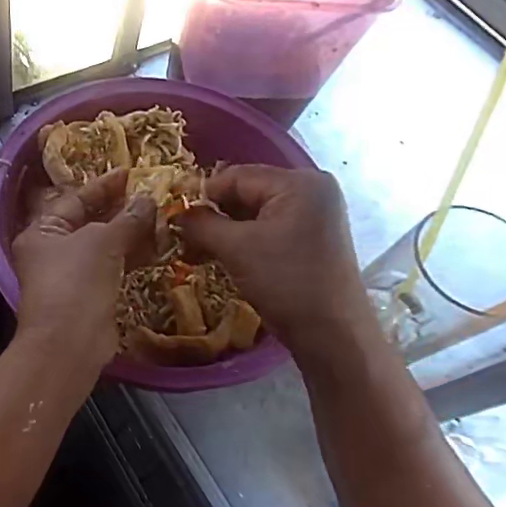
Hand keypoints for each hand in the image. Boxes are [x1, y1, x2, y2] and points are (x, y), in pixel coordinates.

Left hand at [11, 170, 155, 369]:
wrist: (69, 342)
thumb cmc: (75, 282)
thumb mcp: (101, 241)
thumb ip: (127, 218)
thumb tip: (148, 200)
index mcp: (41, 232)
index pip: (74, 199)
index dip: (103, 185)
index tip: (131, 172)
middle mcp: (52, 251)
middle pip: (88, 221)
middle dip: (121, 208)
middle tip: (153, 191)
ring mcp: (71, 275)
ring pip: (103, 245)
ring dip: (131, 231)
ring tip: (163, 214)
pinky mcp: (89, 295)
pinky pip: (112, 267)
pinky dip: (132, 256)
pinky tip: (158, 244)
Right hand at [177, 165, 369, 348]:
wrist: (331, 330)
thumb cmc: (285, 281)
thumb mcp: (235, 248)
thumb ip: (201, 224)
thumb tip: (176, 213)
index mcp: (299, 183)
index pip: (236, 176)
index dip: (202, 195)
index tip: (174, 218)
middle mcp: (312, 190)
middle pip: (247, 191)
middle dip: (214, 213)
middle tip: (185, 237)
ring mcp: (315, 214)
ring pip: (256, 212)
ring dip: (226, 229)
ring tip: (199, 250)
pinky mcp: (312, 238)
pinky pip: (269, 228)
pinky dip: (245, 239)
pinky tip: (225, 256)